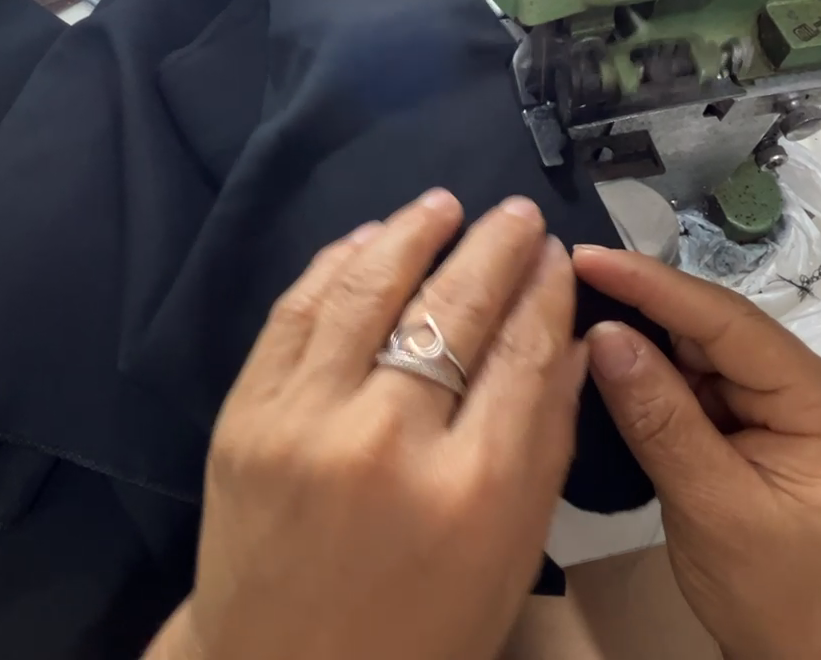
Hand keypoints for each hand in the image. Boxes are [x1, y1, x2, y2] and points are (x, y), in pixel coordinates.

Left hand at [149, 190, 589, 659]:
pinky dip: (337, 263)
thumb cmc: (419, 624)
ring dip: (412, 233)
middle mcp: (386, 442)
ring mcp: (303, 419)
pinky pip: (297, 310)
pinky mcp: (246, 412)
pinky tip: (371, 238)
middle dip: (495, 248)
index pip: (523, 353)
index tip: (556, 254)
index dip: (544, 291)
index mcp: (471, 492)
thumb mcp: (510, 552)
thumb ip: (548, 439)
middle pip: (455, 309)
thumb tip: (573, 336)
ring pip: (369, 289)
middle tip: (517, 214)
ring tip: (445, 204)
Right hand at [572, 247, 820, 659]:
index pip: (730, 324)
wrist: (797, 655)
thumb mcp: (711, 506)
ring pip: (697, 347)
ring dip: (641, 336)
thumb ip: (658, 416)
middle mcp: (808, 385)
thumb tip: (603, 334)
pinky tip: (609, 354)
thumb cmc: (771, 592)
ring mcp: (779, 399)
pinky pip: (691, 376)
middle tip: (570, 278)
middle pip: (712, 328)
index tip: (589, 258)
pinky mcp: (750, 415)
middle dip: (643, 305)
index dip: (655, 285)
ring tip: (578, 308)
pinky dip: (648, 371)